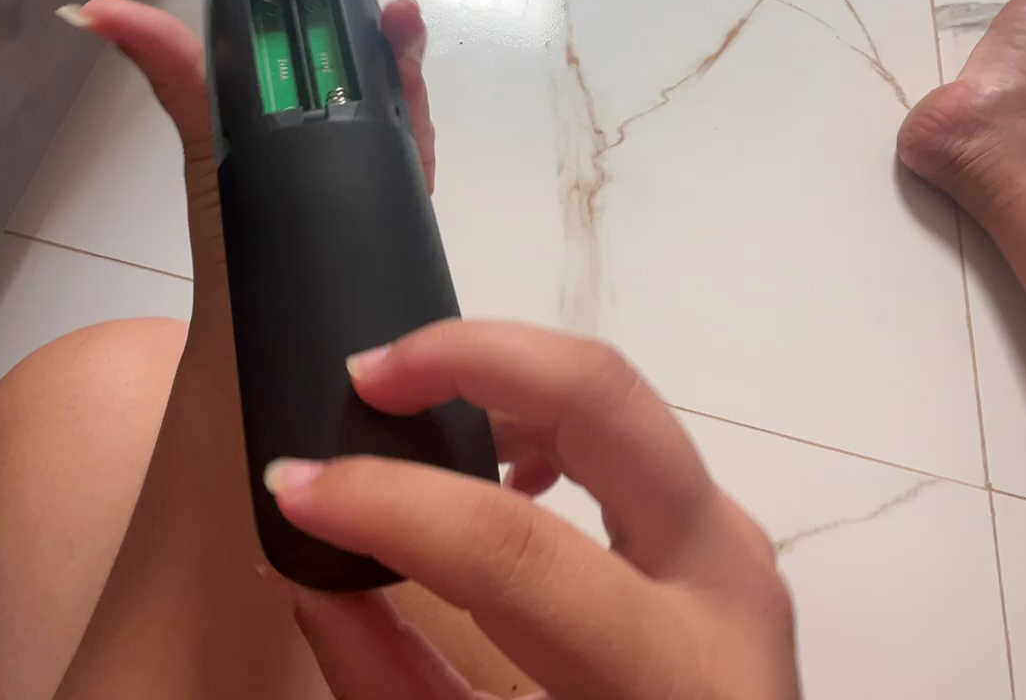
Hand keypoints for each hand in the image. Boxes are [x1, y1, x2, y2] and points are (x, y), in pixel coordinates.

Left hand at [64, 0, 436, 319]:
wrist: (273, 328)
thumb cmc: (236, 241)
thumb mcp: (208, 143)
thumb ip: (173, 77)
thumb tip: (92, 10)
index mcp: (278, 99)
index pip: (293, 23)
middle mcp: (323, 114)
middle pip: (349, 37)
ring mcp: (364, 146)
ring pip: (388, 77)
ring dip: (396, 35)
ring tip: (399, 7)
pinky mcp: (396, 182)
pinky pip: (415, 134)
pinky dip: (420, 100)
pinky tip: (417, 73)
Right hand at [263, 321, 802, 699]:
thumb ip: (388, 678)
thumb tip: (304, 570)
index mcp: (674, 673)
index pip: (514, 548)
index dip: (391, 501)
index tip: (296, 481)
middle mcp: (723, 572)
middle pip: (599, 397)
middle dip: (470, 357)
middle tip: (370, 375)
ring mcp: (729, 529)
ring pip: (613, 391)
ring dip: (504, 372)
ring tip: (412, 403)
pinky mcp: (714, 517)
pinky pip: (623, 425)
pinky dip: (544, 410)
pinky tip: (495, 452)